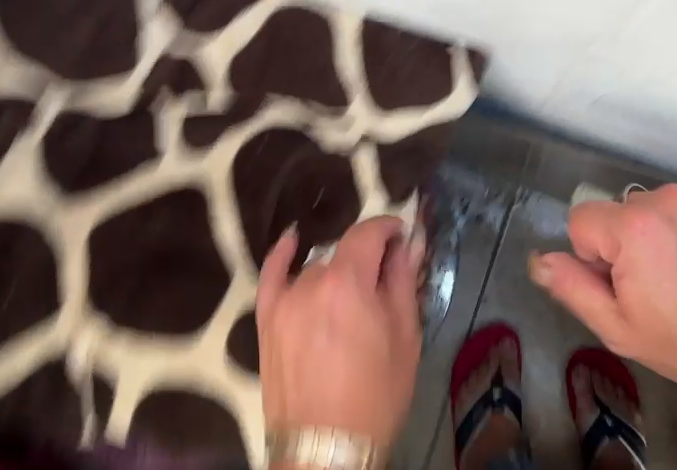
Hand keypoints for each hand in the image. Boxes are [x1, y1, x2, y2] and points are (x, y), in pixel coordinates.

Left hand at [257, 216, 423, 445]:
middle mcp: (312, 282)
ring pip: (318, 271)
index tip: (404, 237)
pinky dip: (282, 256)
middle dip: (369, 259)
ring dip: (338, 275)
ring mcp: (284, 302)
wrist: (326, 451)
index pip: (369, 233)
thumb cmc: (375, 395)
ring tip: (353, 302)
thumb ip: (404, 281)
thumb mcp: (405, 336)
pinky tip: (293, 240)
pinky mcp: (267, 322)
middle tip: (387, 285)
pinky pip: (272, 277)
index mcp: (348, 282)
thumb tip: (409, 244)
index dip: (389, 229)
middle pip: (345, 253)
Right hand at [530, 184, 676, 399]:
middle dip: (623, 245)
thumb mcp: (620, 328)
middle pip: (615, 214)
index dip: (594, 258)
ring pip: (646, 210)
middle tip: (654, 289)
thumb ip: (573, 288)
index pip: (581, 220)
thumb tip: (541, 259)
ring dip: (651, 236)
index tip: (625, 287)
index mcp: (632, 226)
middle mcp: (661, 198)